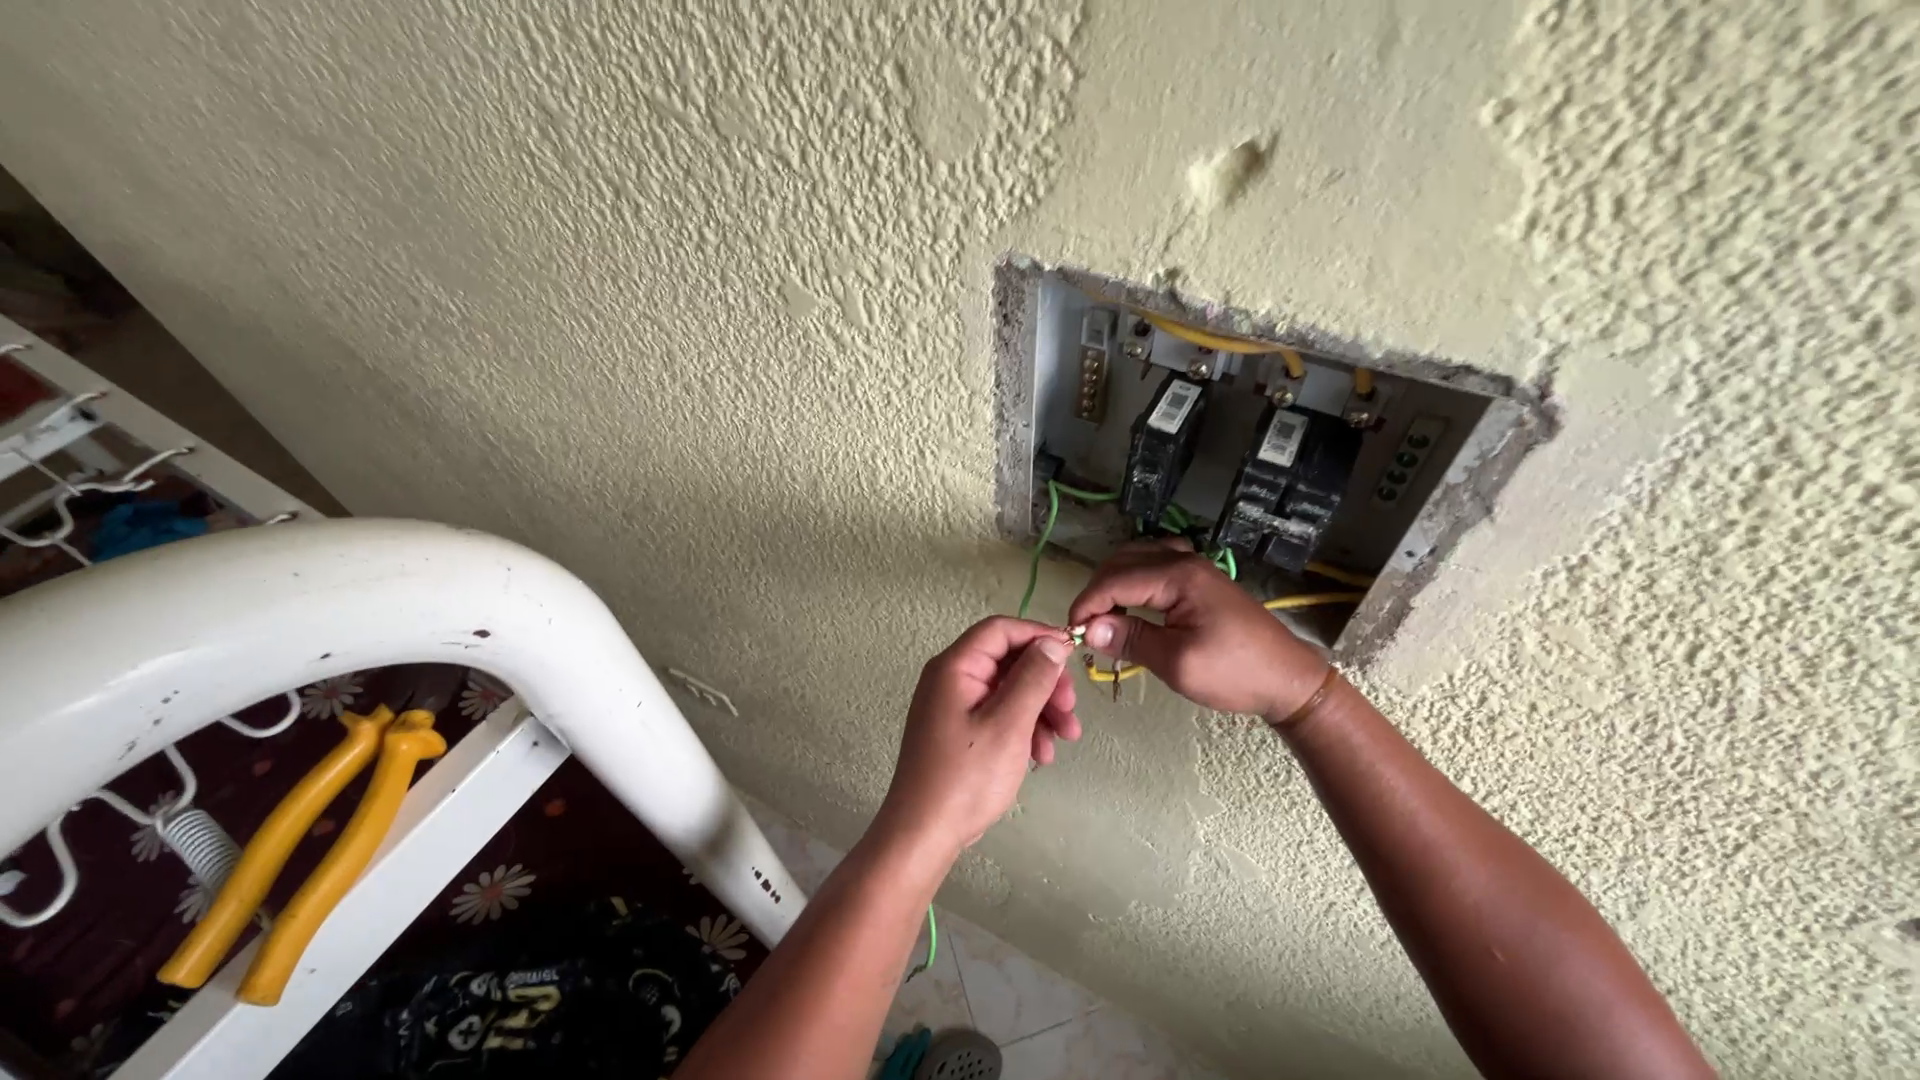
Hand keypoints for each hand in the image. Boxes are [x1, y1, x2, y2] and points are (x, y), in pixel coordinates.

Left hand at [875, 617, 1081, 855]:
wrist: (924, 833)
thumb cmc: (966, 777)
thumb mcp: (1008, 724)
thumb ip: (1033, 678)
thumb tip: (1052, 642)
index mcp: (955, 667)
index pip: (1000, 630)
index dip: (1038, 635)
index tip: (1073, 654)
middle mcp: (951, 679)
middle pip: (1008, 661)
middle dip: (1045, 682)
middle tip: (1070, 710)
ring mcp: (954, 706)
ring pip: (1008, 691)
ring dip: (1041, 710)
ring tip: (1063, 740)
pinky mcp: (960, 731)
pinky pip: (999, 715)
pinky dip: (1024, 729)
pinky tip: (1041, 756)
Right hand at [1067, 539, 1328, 718]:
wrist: (1287, 679)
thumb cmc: (1235, 673)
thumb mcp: (1177, 663)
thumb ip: (1131, 640)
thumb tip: (1089, 629)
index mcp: (1179, 577)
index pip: (1115, 579)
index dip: (1087, 603)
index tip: (1072, 632)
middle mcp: (1184, 562)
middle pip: (1121, 563)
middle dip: (1096, 592)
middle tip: (1086, 629)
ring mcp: (1194, 568)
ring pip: (1137, 559)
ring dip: (1113, 583)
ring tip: (1105, 618)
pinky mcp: (1200, 580)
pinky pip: (1156, 565)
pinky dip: (1135, 578)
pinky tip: (1133, 601)